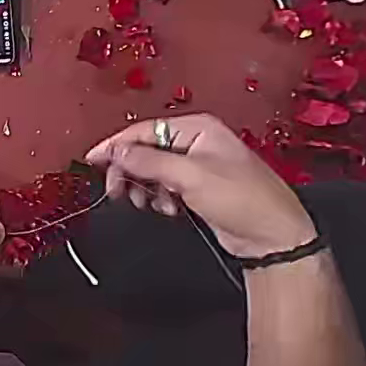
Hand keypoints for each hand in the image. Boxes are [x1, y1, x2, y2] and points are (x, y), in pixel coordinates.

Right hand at [85, 113, 316, 258]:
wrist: (273, 237)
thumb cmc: (241, 199)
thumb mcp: (190, 176)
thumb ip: (149, 161)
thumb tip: (117, 151)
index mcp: (197, 128)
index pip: (145, 130)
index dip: (116, 145)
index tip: (92, 159)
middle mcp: (195, 142)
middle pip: (146, 150)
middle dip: (130, 171)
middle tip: (116, 191)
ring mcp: (197, 165)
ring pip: (153, 171)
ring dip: (144, 188)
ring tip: (147, 204)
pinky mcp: (197, 187)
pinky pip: (165, 186)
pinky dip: (159, 197)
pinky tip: (166, 209)